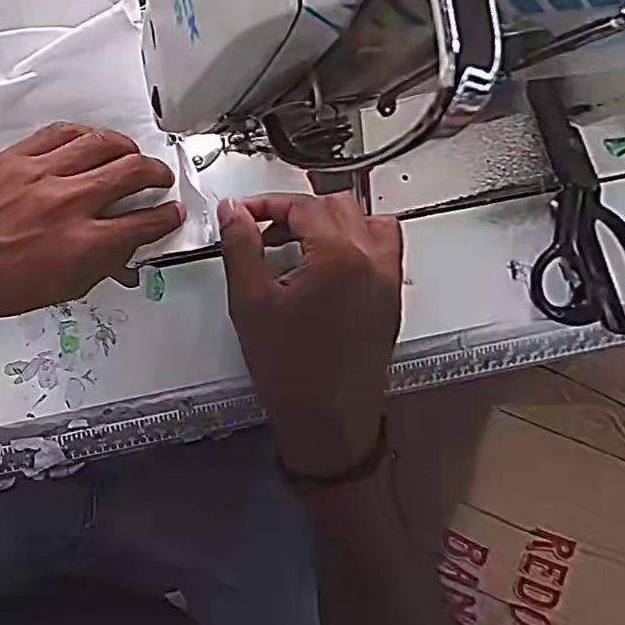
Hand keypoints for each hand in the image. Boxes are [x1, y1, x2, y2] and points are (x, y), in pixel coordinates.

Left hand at [0, 123, 183, 348]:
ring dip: (128, 148)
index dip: (166, 217)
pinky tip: (92, 140)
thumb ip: (105, 265)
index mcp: (83, 243)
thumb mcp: (66, 288)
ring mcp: (41, 175)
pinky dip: (85, 134)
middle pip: (133, 172)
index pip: (144, 221)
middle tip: (158, 179)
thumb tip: (129, 250)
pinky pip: (61, 132)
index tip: (169, 213)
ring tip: (132, 154)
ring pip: (102, 143)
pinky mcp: (16, 158)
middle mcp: (67, 203)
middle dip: (156, 174)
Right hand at [219, 193, 402, 476]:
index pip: (304, 206)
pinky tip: (323, 264)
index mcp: (340, 258)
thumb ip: (240, 246)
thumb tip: (234, 214)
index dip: (267, 204)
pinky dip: (353, 242)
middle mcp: (373, 264)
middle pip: (336, 207)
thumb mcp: (250, 301)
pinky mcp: (390, 300)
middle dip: (295, 210)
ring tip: (295, 242)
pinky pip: (381, 249)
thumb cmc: (294, 371)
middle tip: (262, 229)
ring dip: (329, 221)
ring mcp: (387, 282)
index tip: (244, 213)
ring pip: (365, 222)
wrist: (326, 421)